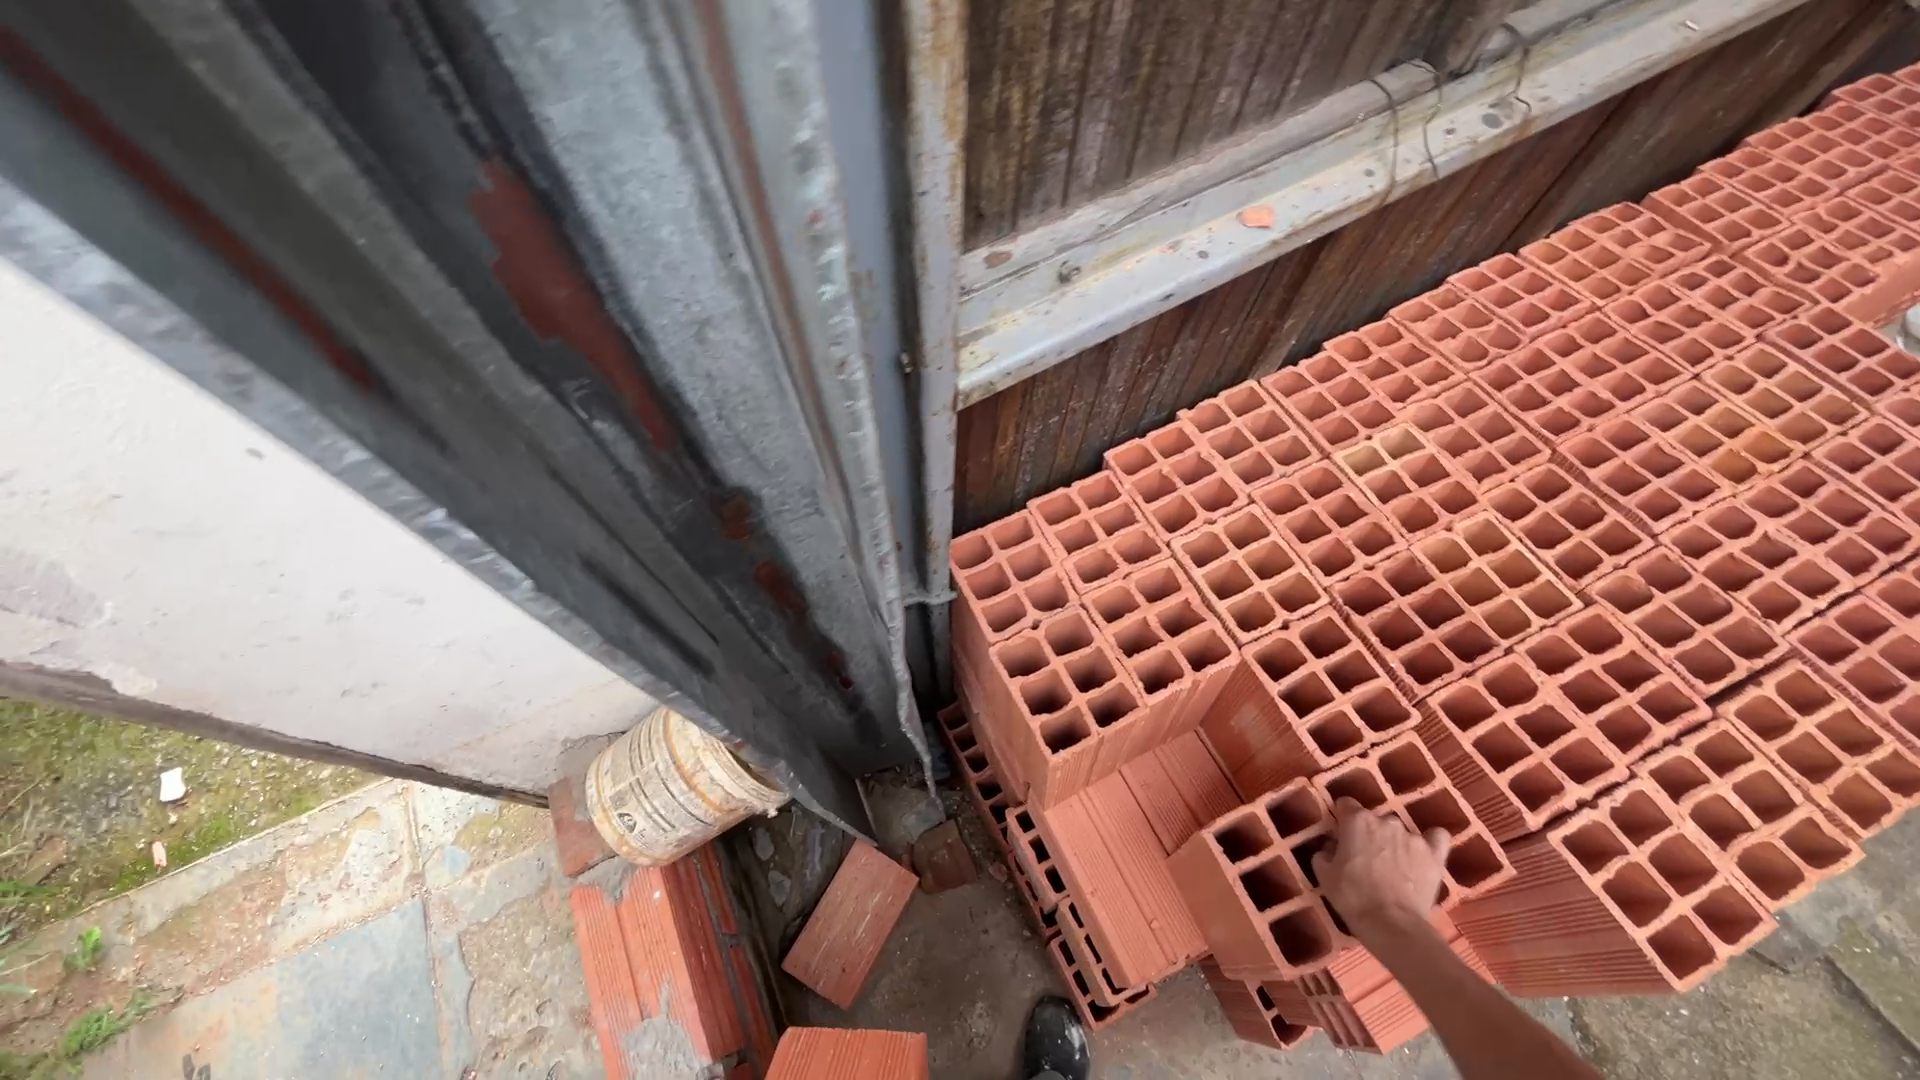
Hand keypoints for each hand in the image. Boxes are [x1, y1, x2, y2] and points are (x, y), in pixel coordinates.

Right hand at [1312, 797, 1449, 940]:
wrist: (1391, 924)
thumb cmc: (1352, 896)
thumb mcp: (1324, 873)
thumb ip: (1325, 851)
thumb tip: (1332, 845)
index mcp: (1356, 820)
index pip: (1346, 804)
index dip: (1341, 819)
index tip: (1340, 836)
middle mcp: (1385, 820)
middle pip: (1373, 819)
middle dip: (1368, 833)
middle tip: (1364, 857)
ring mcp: (1413, 836)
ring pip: (1399, 831)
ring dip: (1393, 842)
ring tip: (1393, 866)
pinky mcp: (1434, 855)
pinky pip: (1437, 837)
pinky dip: (1430, 841)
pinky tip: (1424, 852)